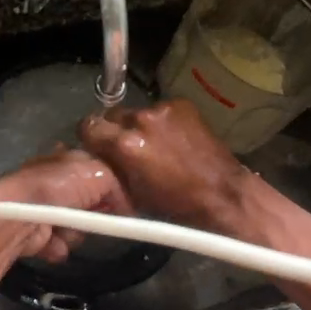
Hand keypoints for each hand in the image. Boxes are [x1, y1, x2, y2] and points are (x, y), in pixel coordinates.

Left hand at [0, 147, 133, 263]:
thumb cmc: (58, 186)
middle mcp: (53, 182)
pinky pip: (58, 244)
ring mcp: (42, 208)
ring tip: (64, 230)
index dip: (109, 191)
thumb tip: (127, 205)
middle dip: (92, 215)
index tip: (119, 205)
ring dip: (74, 233)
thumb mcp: (99, 174)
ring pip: (74, 228)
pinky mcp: (33, 232)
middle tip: (92, 218)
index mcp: (66, 160)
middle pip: (87, 204)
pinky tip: (51, 242)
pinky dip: (57, 245)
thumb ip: (118, 186)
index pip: (96, 174)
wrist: (19, 212)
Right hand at [77, 100, 250, 232]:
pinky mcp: (181, 104)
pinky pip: (160, 110)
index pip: (88, 126)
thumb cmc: (175, 205)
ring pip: (136, 112)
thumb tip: (95, 159)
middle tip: (127, 147)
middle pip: (110, 115)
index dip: (90, 137)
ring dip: (139, 126)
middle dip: (114, 130)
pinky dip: (162, 122)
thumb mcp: (132, 195)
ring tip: (156, 144)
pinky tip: (175, 139)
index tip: (97, 146)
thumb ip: (110, 171)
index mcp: (125, 145)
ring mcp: (163, 109)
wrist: (223, 194)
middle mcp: (140, 120)